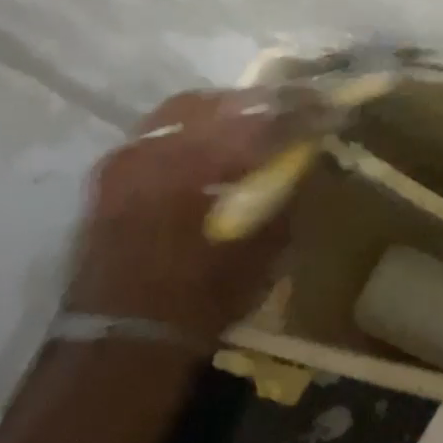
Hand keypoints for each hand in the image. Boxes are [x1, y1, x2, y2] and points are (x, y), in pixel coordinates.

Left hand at [64, 88, 302, 341]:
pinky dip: (193, 134)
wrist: (124, 339)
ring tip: (255, 126)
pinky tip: (213, 151)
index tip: (331, 106)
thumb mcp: (265, 244)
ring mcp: (127, 158)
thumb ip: (286, 191)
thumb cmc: (204, 294)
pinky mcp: (111, 176)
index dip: (302, 109)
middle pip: (218, 103)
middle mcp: (157, 147)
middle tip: (293, 109)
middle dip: (260, 103)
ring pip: (184, 114)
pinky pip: (161, 136)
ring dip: (224, 115)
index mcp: (197, 161)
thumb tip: (308, 158)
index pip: (262, 117)